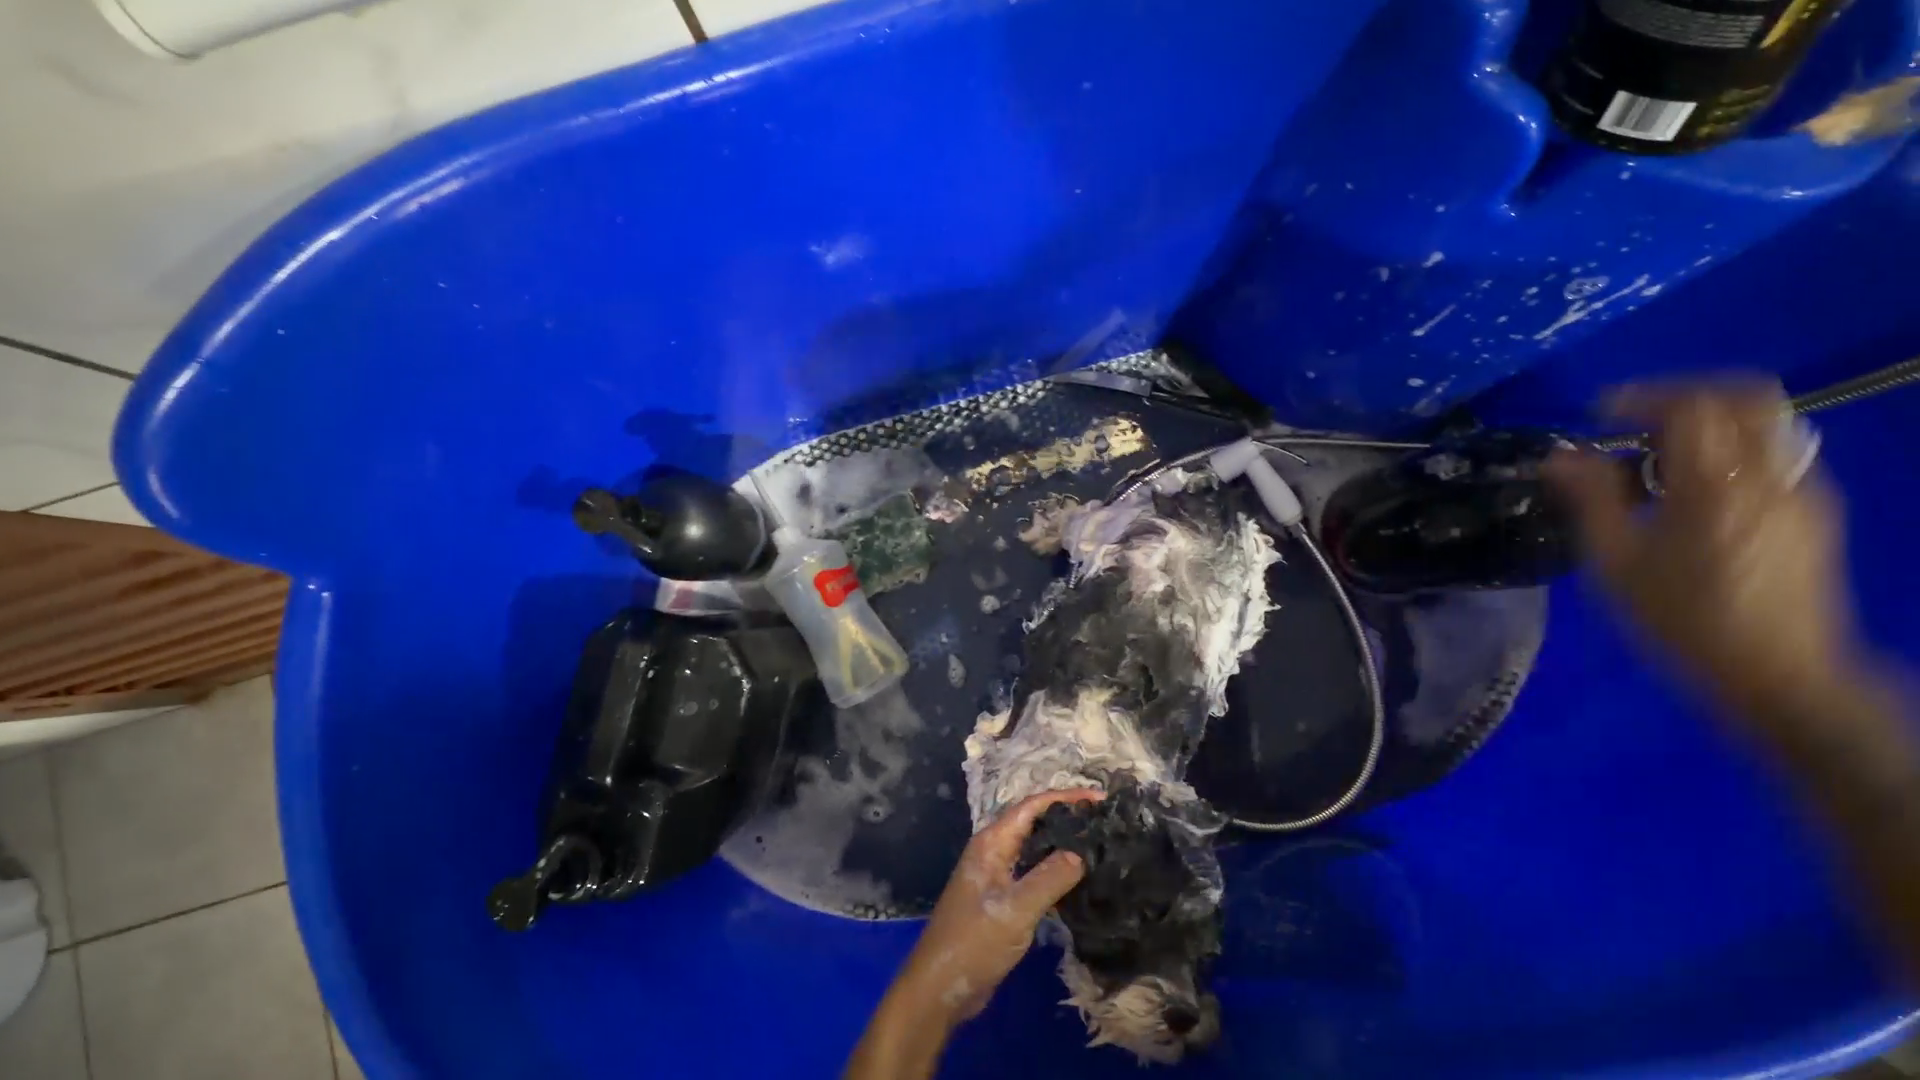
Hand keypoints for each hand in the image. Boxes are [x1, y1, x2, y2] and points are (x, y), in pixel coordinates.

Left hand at [844, 790, 1102, 1079]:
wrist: (940, 987)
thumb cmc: (974, 942)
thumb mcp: (1015, 909)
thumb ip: (1049, 878)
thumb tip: (1080, 853)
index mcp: (991, 844)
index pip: (1032, 806)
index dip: (1066, 798)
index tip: (1101, 797)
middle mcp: (992, 852)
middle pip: (1033, 822)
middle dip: (1066, 816)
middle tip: (1105, 819)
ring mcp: (996, 877)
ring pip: (1034, 849)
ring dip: (1063, 844)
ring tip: (1099, 844)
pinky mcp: (1002, 900)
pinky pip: (1033, 874)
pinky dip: (1056, 872)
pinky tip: (1079, 881)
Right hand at [1545, 379, 1864, 740]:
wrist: (1780, 675)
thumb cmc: (1683, 622)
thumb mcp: (1617, 566)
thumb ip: (1590, 500)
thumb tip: (1558, 456)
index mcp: (1717, 488)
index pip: (1691, 407)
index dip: (1642, 398)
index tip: (1601, 414)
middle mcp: (1771, 477)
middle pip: (1745, 397)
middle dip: (1686, 395)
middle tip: (1638, 420)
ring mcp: (1803, 492)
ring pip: (1764, 424)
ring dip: (1709, 424)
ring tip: (1661, 461)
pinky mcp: (1815, 512)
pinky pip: (1773, 457)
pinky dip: (1730, 453)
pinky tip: (1694, 493)